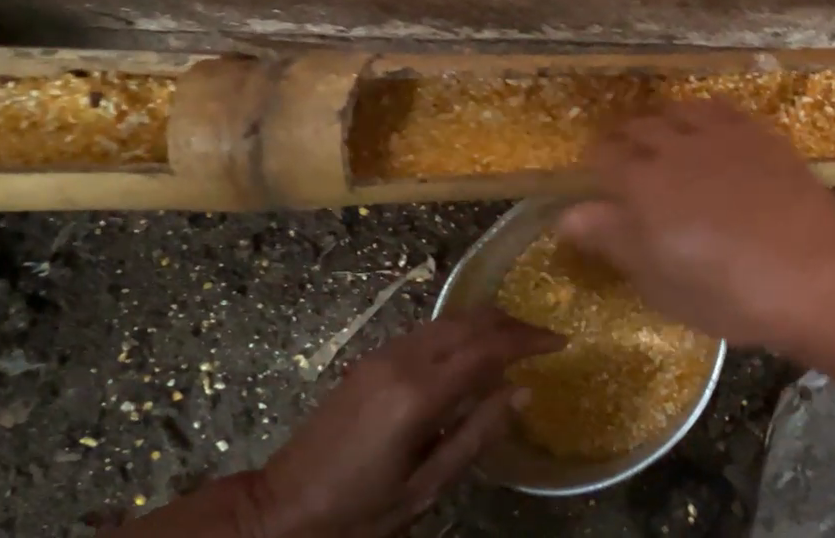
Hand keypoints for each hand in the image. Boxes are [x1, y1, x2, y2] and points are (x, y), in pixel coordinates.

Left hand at [246, 310, 562, 537]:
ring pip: (451, 319)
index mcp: (419, 394)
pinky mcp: (370, 359)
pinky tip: (473, 354)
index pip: (489, 347)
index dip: (529, 340)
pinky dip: (462, 332)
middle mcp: (402, 361)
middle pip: (472, 321)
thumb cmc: (355, 512)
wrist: (274, 515)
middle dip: (513, 324)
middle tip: (543, 340)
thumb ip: (476, 434)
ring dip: (489, 324)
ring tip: (516, 344)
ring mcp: (383, 355)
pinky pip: (430, 331)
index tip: (561, 343)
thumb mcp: (424, 488)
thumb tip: (522, 392)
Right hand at [557, 99, 834, 353]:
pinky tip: (710, 131)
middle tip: (625, 162)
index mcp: (642, 184)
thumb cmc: (729, 293)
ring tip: (664, 141)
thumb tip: (569, 215)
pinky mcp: (762, 134)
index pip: (602, 157)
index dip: (594, 166)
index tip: (595, 180)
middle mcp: (677, 147)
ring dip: (663, 123)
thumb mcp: (660, 283)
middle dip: (624, 141)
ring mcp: (723, 135)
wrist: (816, 270)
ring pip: (678, 111)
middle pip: (638, 127)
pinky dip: (705, 114)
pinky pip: (722, 109)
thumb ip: (614, 240)